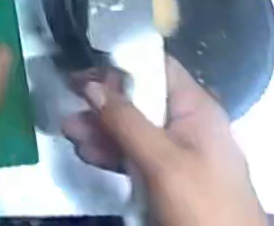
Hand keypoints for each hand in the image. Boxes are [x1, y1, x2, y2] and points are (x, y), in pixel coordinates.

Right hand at [60, 58, 264, 225]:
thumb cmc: (204, 211)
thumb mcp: (162, 163)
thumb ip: (125, 119)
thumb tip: (91, 84)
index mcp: (196, 110)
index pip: (155, 66)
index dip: (120, 63)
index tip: (86, 71)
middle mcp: (189, 125)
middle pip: (138, 97)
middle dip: (102, 100)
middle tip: (69, 102)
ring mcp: (181, 155)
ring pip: (133, 127)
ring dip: (100, 127)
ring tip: (70, 133)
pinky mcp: (172, 182)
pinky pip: (136, 154)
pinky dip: (111, 152)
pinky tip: (87, 154)